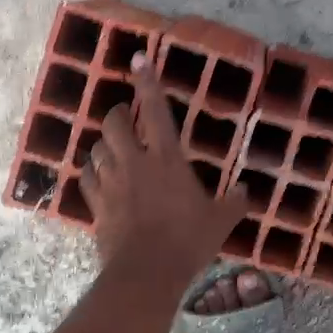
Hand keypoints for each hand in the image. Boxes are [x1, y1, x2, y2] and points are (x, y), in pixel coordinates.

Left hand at [80, 52, 249, 274]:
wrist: (146, 273)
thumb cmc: (188, 241)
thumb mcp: (221, 221)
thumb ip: (234, 202)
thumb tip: (245, 191)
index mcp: (167, 159)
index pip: (156, 110)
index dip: (148, 83)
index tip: (139, 60)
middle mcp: (134, 163)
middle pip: (114, 124)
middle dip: (118, 114)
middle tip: (125, 116)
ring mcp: (111, 183)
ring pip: (96, 149)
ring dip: (104, 144)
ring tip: (113, 148)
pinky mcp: (96, 205)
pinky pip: (87, 178)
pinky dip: (92, 172)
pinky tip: (98, 177)